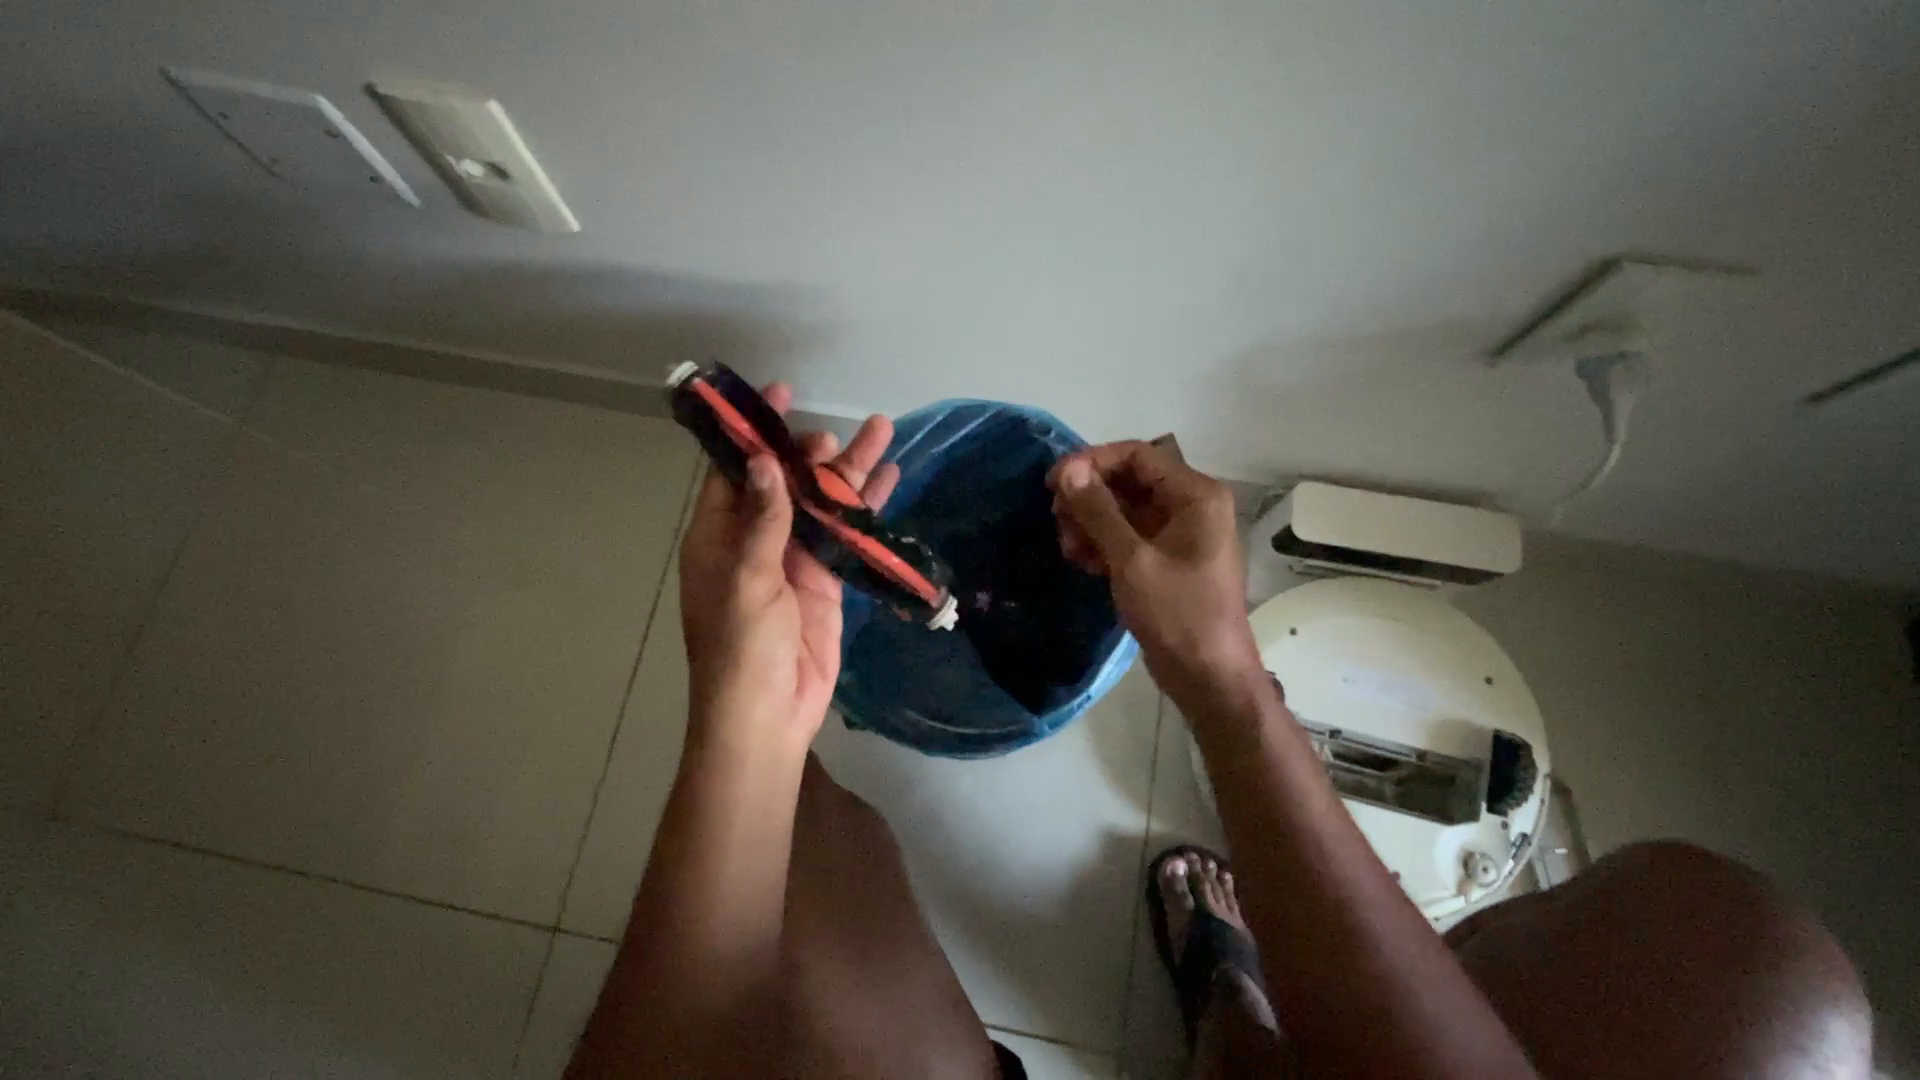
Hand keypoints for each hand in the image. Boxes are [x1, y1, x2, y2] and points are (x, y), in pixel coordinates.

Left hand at [678, 383, 899, 754]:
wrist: (768, 716)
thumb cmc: (741, 649)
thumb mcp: (746, 580)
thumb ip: (762, 521)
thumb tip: (763, 461)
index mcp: (719, 535)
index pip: (735, 470)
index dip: (755, 433)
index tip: (779, 395)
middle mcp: (756, 540)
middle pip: (787, 482)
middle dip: (812, 453)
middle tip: (839, 434)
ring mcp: (795, 560)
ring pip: (824, 504)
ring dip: (850, 472)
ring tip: (882, 431)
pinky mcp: (827, 581)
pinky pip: (847, 536)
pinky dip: (866, 510)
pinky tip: (889, 481)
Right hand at [1048, 440, 1264, 710]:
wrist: (1208, 677)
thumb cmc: (1178, 615)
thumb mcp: (1132, 561)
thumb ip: (1099, 512)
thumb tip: (1067, 471)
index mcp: (1196, 495)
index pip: (1137, 456)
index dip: (1092, 462)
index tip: (1052, 483)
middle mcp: (1191, 506)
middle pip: (1128, 482)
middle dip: (1088, 498)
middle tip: (1057, 522)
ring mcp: (1179, 534)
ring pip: (1123, 511)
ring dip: (1090, 524)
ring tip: (1068, 550)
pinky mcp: (1165, 560)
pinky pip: (1128, 537)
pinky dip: (1103, 544)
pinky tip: (1082, 563)